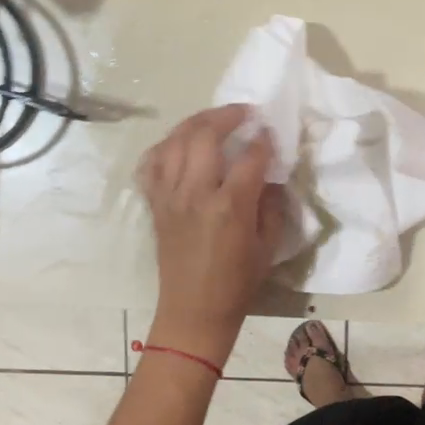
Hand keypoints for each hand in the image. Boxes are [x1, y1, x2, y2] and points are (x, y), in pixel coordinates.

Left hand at [138, 105, 285, 365]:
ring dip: (196, 122)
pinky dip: (166, 146)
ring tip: (214, 119)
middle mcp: (196, 194)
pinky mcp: (155, 203)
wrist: (194, 311)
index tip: (271, 133)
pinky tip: (180, 143)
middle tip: (244, 113)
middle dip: (227, 116)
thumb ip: (270, 206)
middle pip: (206, 136)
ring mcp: (170, 196)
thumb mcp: (267, 246)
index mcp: (230, 207)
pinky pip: (153, 162)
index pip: (250, 157)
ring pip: (176, 141)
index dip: (264, 141)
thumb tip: (269, 177)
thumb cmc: (237, 284)